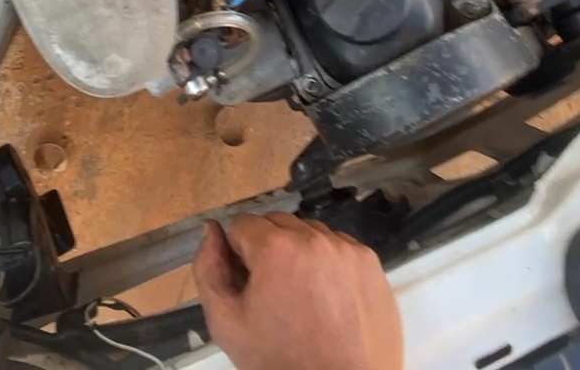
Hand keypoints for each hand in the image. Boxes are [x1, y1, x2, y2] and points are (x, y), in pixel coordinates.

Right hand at [193, 214, 402, 369]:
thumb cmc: (280, 362)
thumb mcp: (227, 324)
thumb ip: (209, 269)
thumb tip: (212, 229)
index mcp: (275, 248)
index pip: (242, 223)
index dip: (237, 252)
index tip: (244, 281)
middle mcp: (313, 237)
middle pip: (276, 224)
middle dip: (267, 249)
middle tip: (271, 291)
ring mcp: (346, 248)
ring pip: (309, 232)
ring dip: (298, 252)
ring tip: (301, 296)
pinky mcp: (371, 263)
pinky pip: (339, 247)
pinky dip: (328, 262)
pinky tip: (328, 297)